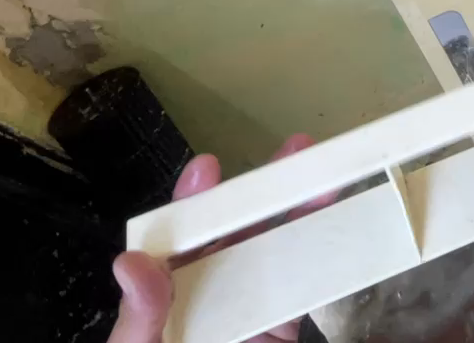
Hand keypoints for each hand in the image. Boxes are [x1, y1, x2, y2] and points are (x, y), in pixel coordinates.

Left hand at [107, 135, 325, 342]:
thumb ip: (139, 320)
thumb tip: (130, 259)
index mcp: (167, 296)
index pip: (180, 240)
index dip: (196, 201)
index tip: (208, 168)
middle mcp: (210, 292)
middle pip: (239, 230)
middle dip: (266, 187)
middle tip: (298, 148)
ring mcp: (251, 308)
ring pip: (280, 246)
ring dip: (304, 207)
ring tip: (328, 175)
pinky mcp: (284, 328)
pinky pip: (307, 283)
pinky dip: (327, 249)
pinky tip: (344, 223)